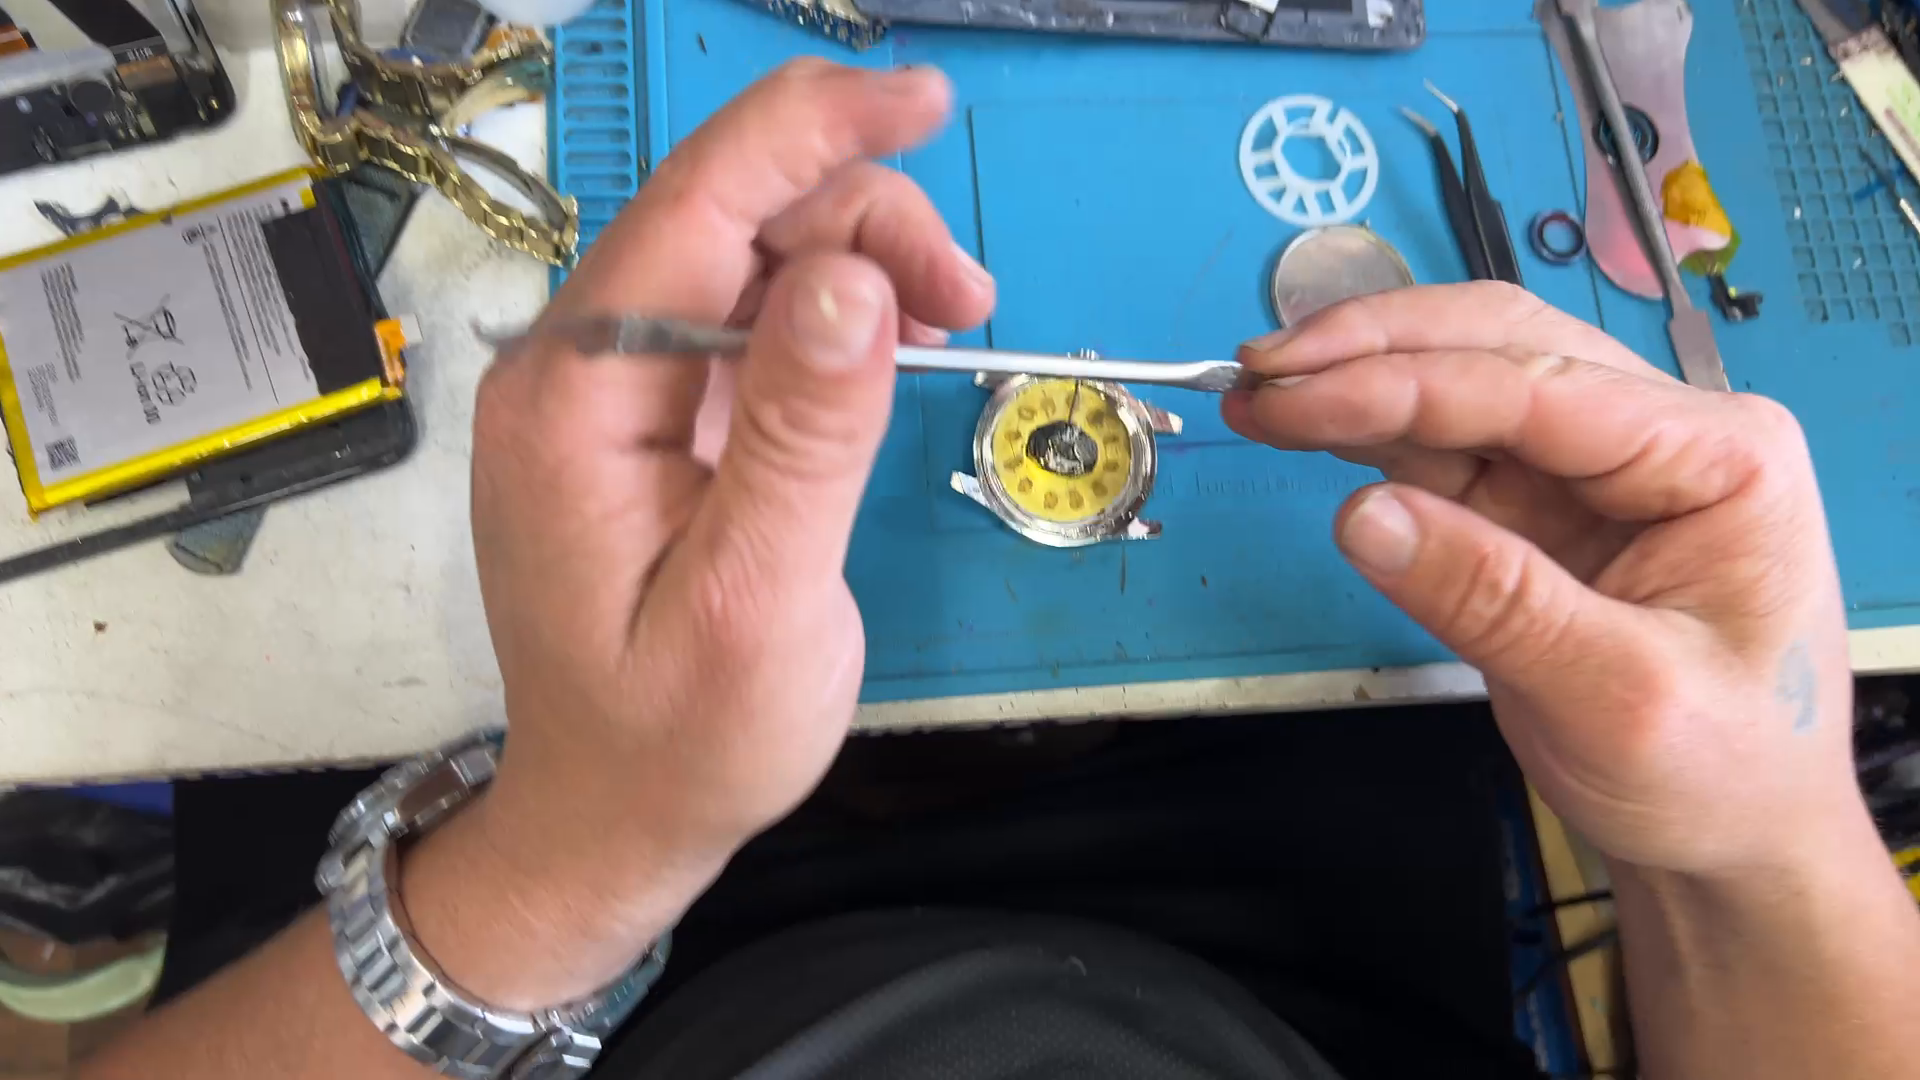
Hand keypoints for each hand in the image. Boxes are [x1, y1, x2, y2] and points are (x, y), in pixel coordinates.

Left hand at [457, 60, 994, 974]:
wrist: (620, 820)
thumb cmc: (682, 739)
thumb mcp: (758, 599)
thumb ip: (803, 437)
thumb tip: (851, 281)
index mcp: (579, 399)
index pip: (697, 209)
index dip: (812, 131)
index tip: (922, 98)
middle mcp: (585, 373)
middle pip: (731, 227)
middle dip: (862, 229)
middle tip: (968, 304)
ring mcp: (624, 400)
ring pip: (750, 273)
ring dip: (857, 274)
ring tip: (950, 325)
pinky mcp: (665, 432)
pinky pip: (753, 337)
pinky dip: (833, 326)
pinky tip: (889, 351)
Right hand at [1226, 283, 1868, 876]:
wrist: (1720, 828)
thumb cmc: (1708, 770)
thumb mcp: (1614, 696)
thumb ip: (1488, 597)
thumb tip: (1356, 513)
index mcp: (1708, 454)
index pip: (1529, 388)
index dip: (1394, 385)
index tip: (1282, 398)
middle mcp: (1641, 432)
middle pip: (1490, 345)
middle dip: (1366, 348)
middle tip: (1258, 369)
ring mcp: (1569, 464)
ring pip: (1447, 378)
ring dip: (1346, 377)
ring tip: (1256, 392)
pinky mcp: (1510, 501)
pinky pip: (1422, 440)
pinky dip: (1353, 428)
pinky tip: (1299, 422)